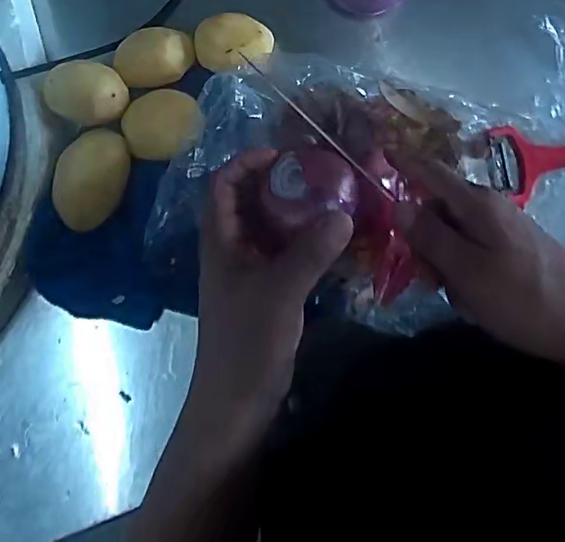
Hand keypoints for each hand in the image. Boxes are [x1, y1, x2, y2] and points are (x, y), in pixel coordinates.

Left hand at [192, 148, 353, 424]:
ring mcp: (249, 271)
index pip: (222, 184)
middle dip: (278, 181)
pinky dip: (305, 238)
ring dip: (294, 209)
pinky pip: (285, 251)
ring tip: (331, 197)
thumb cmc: (246, 345)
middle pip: (248, 200)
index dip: (246, 162)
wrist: (235, 409)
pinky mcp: (266, 291)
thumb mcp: (280, 293)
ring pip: (269, 226)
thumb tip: (344, 212)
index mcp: (221, 241)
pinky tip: (334, 239)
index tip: (283, 154)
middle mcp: (232, 249)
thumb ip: (310, 252)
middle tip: (318, 172)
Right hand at [392, 151, 564, 366]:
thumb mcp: (466, 271)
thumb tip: (398, 203)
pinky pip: (473, 247)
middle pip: (438, 207)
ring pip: (454, 232)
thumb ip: (430, 236)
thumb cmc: (522, 297)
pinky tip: (476, 300)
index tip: (380, 152)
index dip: (404, 162)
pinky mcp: (512, 246)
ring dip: (444, 260)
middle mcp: (489, 205)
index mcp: (476, 203)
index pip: (431, 171)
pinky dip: (463, 268)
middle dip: (423, 237)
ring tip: (458, 297)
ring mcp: (503, 225)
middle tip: (427, 277)